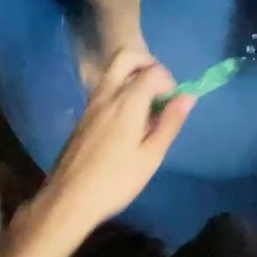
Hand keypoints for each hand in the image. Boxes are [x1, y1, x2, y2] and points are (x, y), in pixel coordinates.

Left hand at [24, 50, 192, 239]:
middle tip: (160, 89)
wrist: (69, 199)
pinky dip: (121, 91)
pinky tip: (128, 122)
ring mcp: (91, 105)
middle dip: (148, 64)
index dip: (169, 82)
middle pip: (125, 58)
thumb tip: (188, 96)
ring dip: (133, 77)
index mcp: (127, 103)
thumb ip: (170, 123)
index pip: (153, 72)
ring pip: (112, 72)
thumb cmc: (116, 181)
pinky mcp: (83, 116)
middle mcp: (106, 96)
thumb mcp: (151, 156)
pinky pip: (104, 90)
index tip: (174, 104)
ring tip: (147, 107)